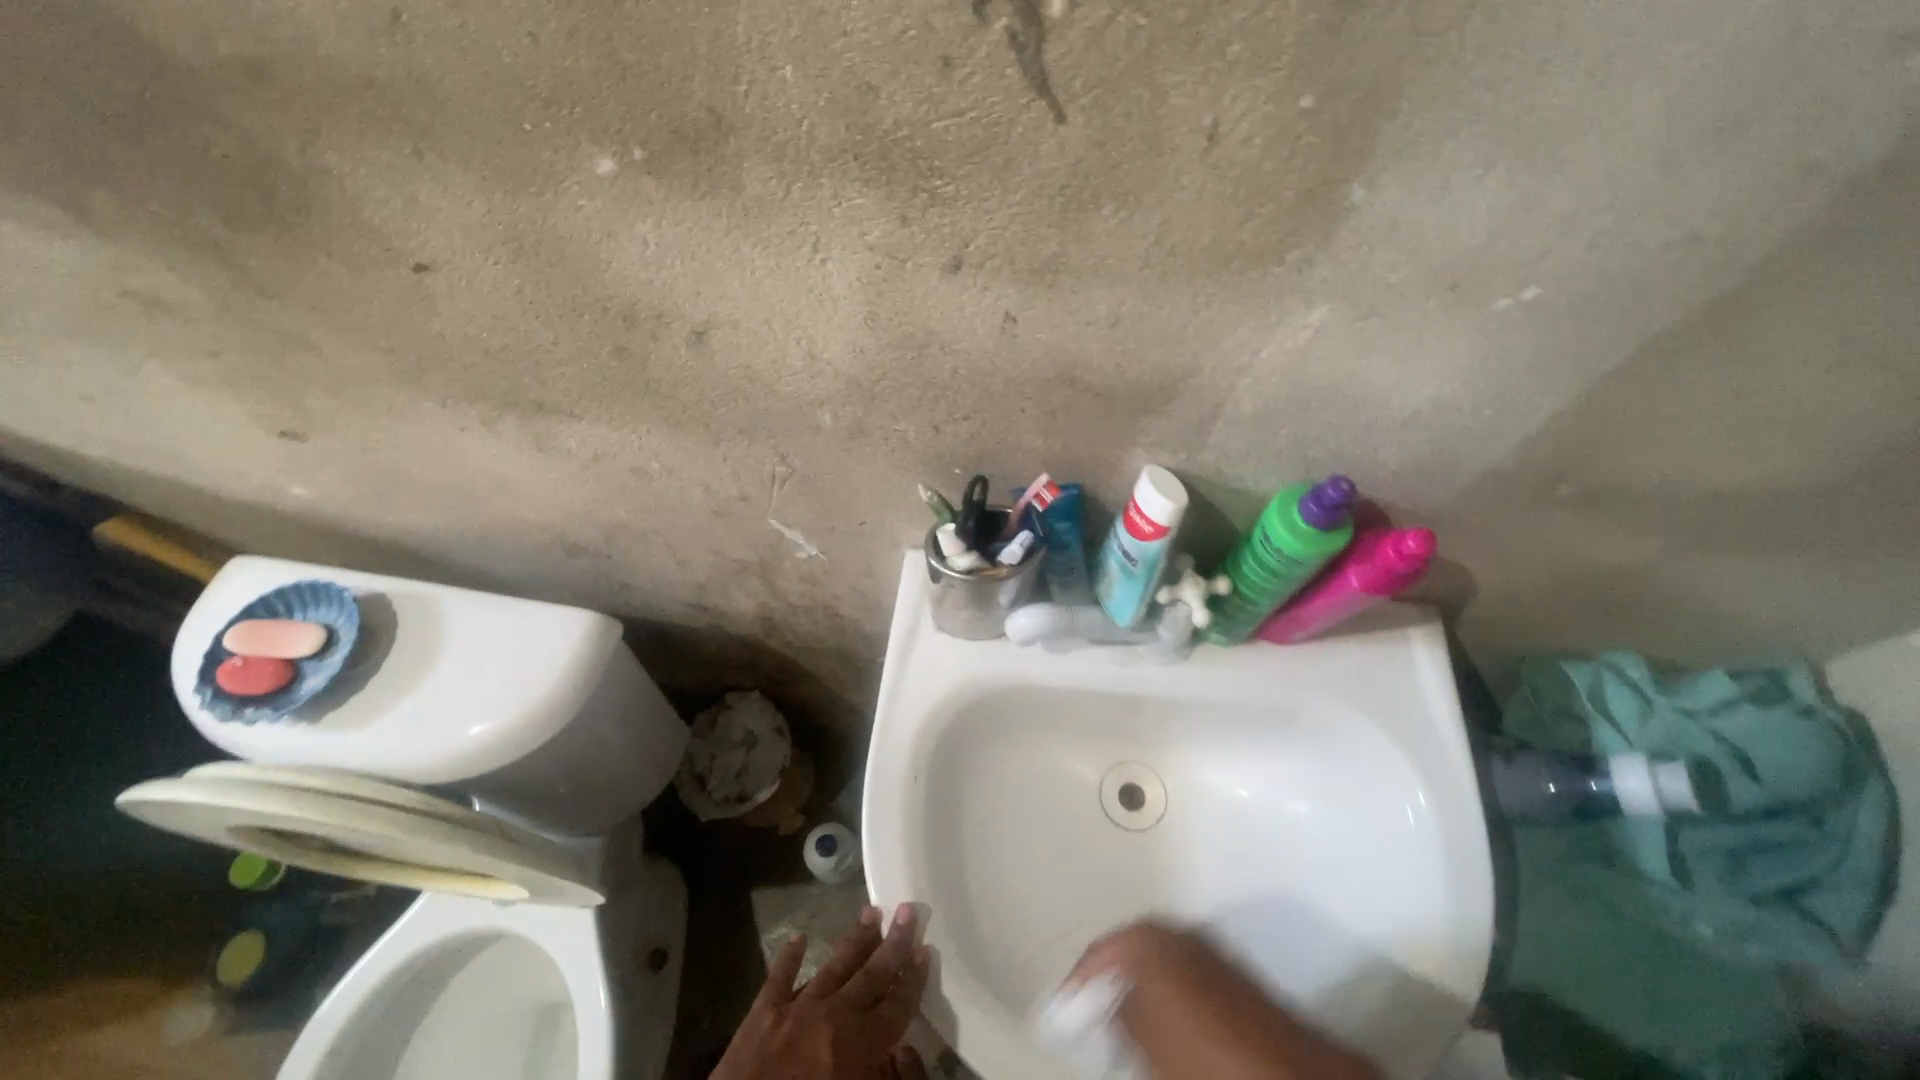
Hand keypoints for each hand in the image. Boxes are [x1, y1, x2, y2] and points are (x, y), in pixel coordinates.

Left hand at [712, 903, 931, 1079]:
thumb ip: (888, 1077)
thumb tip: (904, 1052)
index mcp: (860, 1043)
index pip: (896, 1005)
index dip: (913, 979)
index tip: (925, 950)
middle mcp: (833, 1015)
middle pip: (871, 974)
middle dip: (894, 942)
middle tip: (907, 910)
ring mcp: (796, 1009)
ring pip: (833, 967)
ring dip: (854, 940)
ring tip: (870, 912)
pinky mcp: (762, 1013)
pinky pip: (779, 978)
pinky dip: (788, 956)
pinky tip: (798, 937)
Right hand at [1069, 921, 1381, 1079]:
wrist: (1289, 1072)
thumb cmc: (1202, 1053)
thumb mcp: (1142, 1037)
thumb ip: (1118, 1012)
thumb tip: (1112, 1004)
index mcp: (1148, 939)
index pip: (1097, 955)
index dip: (1078, 985)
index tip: (1064, 1012)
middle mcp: (1178, 933)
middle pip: (1129, 954)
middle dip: (1112, 984)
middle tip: (1094, 1018)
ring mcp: (1209, 951)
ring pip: (1160, 968)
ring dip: (1141, 992)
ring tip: (1127, 1029)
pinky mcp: (1234, 977)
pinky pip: (1185, 980)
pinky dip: (1170, 999)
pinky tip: (1166, 1029)